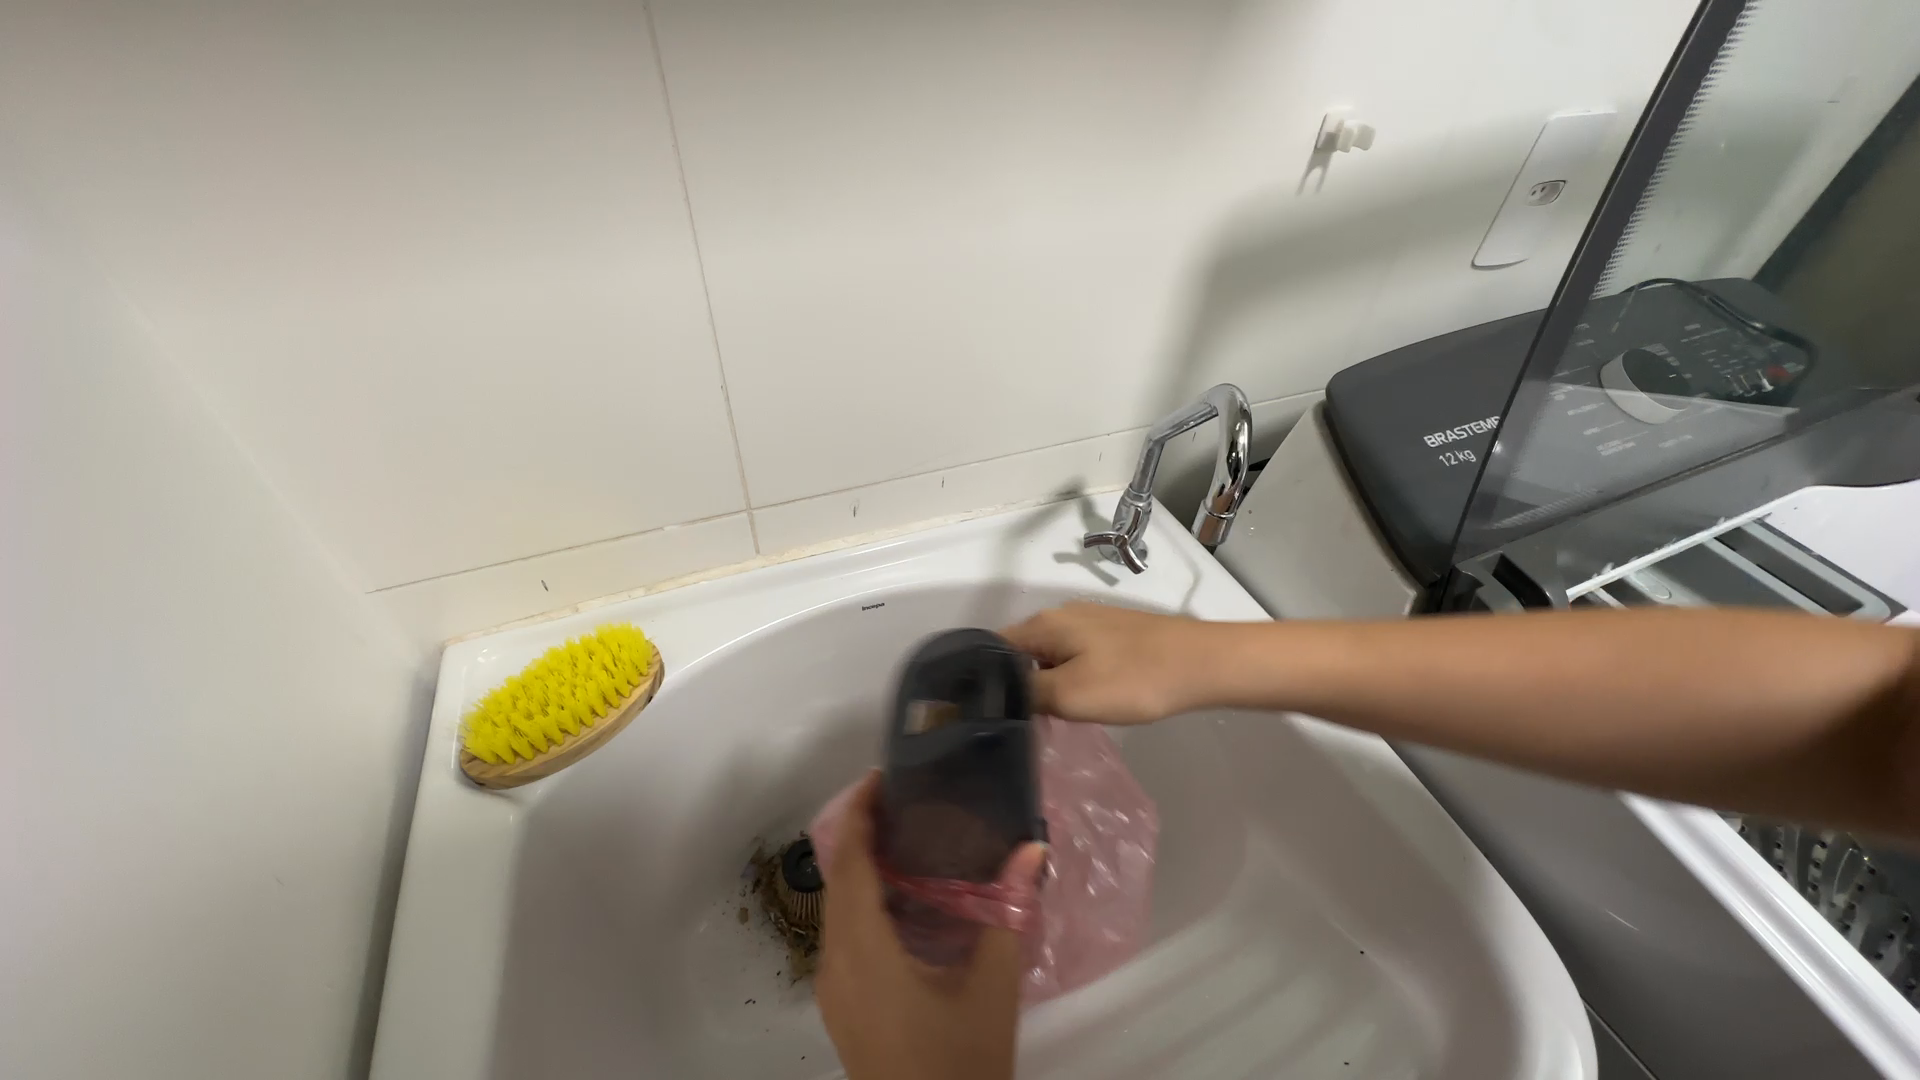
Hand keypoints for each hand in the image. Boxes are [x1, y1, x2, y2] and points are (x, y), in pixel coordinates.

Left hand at [815, 771, 1043, 1079]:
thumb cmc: (960, 1062)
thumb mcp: (992, 989)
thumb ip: (1008, 912)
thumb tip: (1031, 849)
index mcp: (865, 952)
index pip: (849, 865)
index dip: (857, 815)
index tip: (879, 779)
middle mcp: (835, 963)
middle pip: (836, 880)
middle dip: (857, 831)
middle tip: (896, 798)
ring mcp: (832, 987)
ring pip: (833, 906)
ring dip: (854, 864)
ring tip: (897, 833)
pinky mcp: (839, 1004)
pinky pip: (838, 931)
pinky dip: (856, 897)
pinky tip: (894, 893)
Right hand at [1002, 603, 1220, 724]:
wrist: (1201, 664)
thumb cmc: (1131, 679)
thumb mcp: (1068, 694)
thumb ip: (1024, 692)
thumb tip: (995, 693)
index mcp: (1043, 624)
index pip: (992, 648)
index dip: (981, 679)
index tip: (981, 713)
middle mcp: (1061, 615)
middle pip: (1020, 651)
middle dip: (1015, 685)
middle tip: (1017, 723)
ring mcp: (1090, 623)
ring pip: (1050, 656)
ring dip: (1045, 685)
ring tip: (1049, 720)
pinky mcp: (1113, 635)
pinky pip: (1075, 657)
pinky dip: (1070, 679)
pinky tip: (1083, 703)